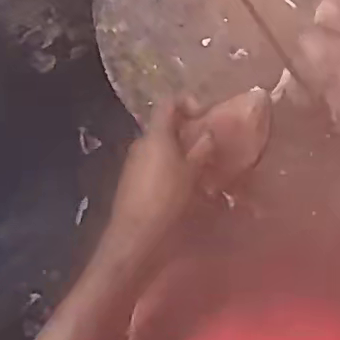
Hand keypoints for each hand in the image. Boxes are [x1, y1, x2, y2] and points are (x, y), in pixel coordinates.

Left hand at [96, 98, 215, 272]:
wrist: (134, 238)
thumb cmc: (165, 199)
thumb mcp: (191, 173)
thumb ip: (201, 149)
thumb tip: (208, 132)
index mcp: (155, 135)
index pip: (168, 103)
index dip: (187, 101)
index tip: (205, 115)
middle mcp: (141, 143)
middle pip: (165, 126)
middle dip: (187, 131)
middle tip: (209, 145)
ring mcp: (133, 163)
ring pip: (160, 147)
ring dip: (180, 152)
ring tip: (201, 168)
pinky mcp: (131, 182)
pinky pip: (154, 165)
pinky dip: (170, 167)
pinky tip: (183, 187)